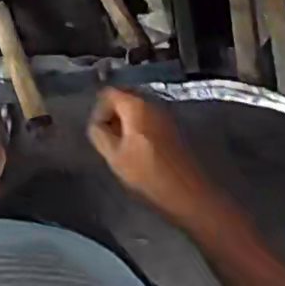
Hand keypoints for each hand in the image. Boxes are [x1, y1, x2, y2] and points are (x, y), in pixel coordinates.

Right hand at [88, 88, 223, 227]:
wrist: (188, 192)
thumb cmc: (148, 174)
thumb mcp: (115, 157)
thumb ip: (99, 134)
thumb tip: (96, 123)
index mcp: (136, 105)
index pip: (108, 93)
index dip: (98, 110)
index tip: (98, 131)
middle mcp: (152, 101)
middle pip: (124, 97)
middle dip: (112, 114)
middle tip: (108, 137)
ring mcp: (165, 112)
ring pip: (138, 108)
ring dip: (126, 121)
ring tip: (122, 145)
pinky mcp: (174, 125)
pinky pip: (149, 117)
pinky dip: (140, 126)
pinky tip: (140, 148)